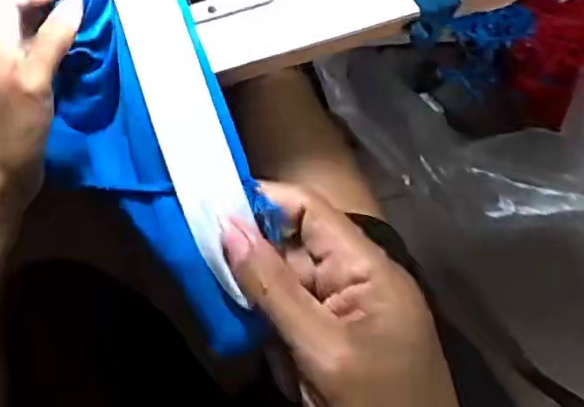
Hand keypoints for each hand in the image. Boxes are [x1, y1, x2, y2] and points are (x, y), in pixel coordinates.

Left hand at [0, 0, 82, 212]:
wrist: (0, 182)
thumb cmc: (14, 129)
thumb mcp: (34, 79)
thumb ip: (53, 38)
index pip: (11, 2)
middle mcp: (4, 57)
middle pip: (23, 17)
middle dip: (52, 6)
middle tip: (86, 7)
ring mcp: (14, 77)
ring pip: (36, 39)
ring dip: (59, 28)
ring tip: (89, 28)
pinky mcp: (27, 96)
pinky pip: (44, 61)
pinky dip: (63, 52)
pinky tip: (82, 60)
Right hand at [222, 182, 456, 406]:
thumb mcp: (323, 350)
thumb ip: (273, 287)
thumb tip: (228, 224)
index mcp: (367, 265)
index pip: (309, 209)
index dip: (263, 203)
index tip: (216, 212)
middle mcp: (359, 279)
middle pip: (292, 251)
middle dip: (261, 277)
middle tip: (228, 297)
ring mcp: (351, 315)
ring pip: (287, 291)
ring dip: (271, 323)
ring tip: (283, 362)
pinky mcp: (342, 346)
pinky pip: (298, 325)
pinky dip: (284, 348)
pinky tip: (293, 380)